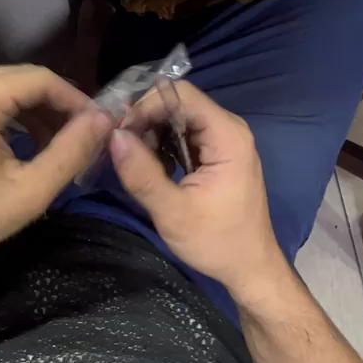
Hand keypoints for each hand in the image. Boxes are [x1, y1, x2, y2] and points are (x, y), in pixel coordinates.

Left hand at [0, 65, 113, 291]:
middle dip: (52, 104)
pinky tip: (15, 142)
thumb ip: (72, 151)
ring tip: (51, 143)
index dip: (74, 99)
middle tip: (79, 135)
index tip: (97, 124)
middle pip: (17, 78)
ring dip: (27, 109)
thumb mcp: (30, 191)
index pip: (39, 79)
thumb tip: (104, 119)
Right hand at [107, 81, 289, 298]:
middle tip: (120, 146)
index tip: (121, 131)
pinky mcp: (216, 152)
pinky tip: (150, 168)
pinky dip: (162, 144)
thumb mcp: (173, 212)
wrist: (249, 268)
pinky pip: (183, 134)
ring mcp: (223, 140)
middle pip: (178, 102)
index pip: (181, 94)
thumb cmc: (216, 242)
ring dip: (151, 132)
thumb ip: (142, 174)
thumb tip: (114, 136)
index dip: (147, 106)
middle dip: (145, 119)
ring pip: (178, 117)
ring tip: (133, 160)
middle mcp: (229, 129)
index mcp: (227, 136)